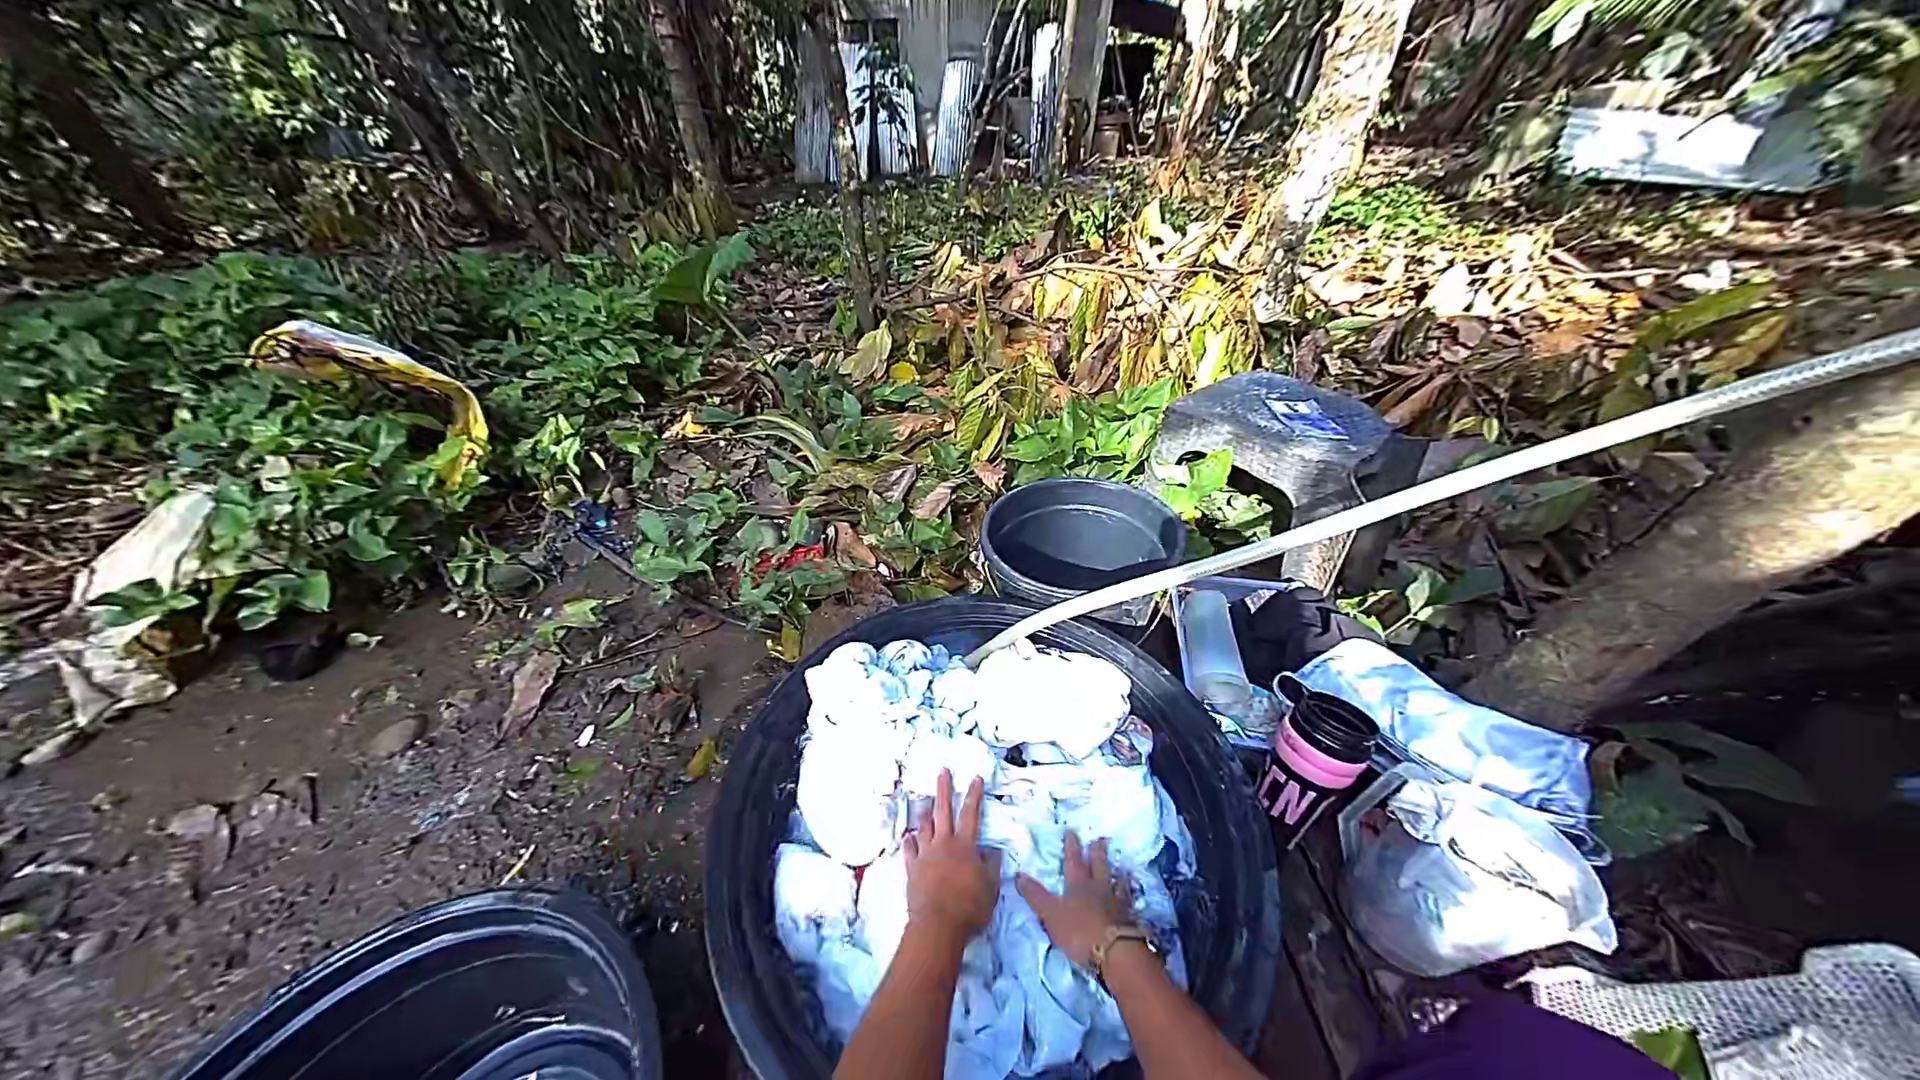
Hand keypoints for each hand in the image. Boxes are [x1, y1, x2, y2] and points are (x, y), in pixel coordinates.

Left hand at [902, 769, 1000, 941]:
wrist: (937, 926)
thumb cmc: (969, 907)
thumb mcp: (991, 888)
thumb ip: (991, 866)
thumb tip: (992, 850)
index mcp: (965, 845)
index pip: (971, 814)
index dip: (974, 795)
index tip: (976, 778)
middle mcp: (943, 844)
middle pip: (943, 810)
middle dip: (944, 788)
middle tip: (942, 771)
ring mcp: (925, 854)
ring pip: (924, 826)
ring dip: (925, 812)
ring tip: (924, 801)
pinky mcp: (912, 868)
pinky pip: (909, 850)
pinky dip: (910, 842)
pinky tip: (909, 836)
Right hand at [1015, 831, 1131, 966]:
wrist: (1116, 953)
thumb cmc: (1079, 931)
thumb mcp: (1050, 914)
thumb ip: (1036, 895)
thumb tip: (1019, 874)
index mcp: (1078, 884)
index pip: (1074, 861)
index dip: (1071, 846)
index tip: (1072, 832)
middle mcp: (1099, 888)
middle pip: (1098, 865)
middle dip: (1096, 851)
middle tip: (1100, 839)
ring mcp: (1116, 902)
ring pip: (1115, 880)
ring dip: (1115, 870)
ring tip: (1118, 862)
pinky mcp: (1129, 918)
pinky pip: (1129, 900)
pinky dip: (1129, 893)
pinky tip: (1131, 892)